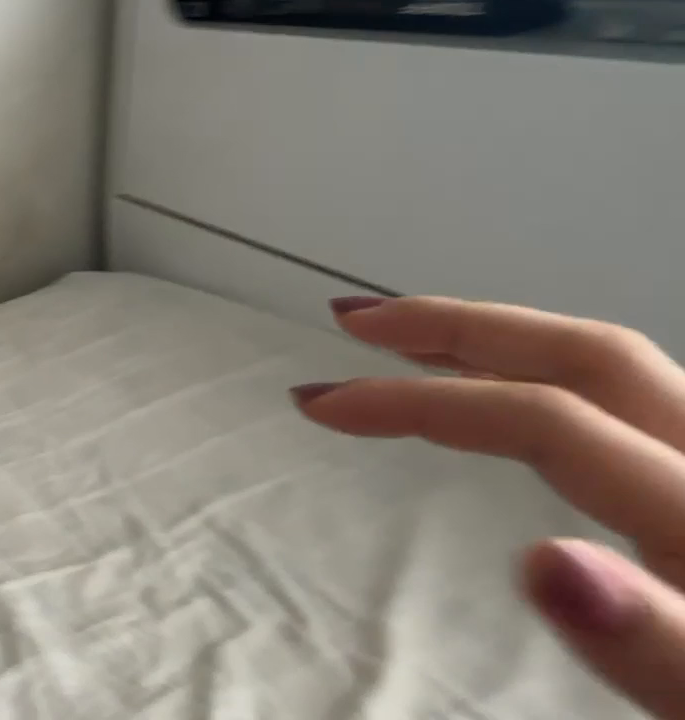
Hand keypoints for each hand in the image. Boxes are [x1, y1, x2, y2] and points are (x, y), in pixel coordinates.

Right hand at [295, 296, 684, 718]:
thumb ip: (659, 645)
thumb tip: (551, 566)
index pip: (546, 418)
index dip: (419, 399)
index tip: (315, 405)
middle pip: (586, 357)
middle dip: (452, 326)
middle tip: (350, 320)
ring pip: (605, 369)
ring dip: (487, 339)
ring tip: (398, 336)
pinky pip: (615, 400)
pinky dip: (531, 372)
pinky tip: (489, 390)